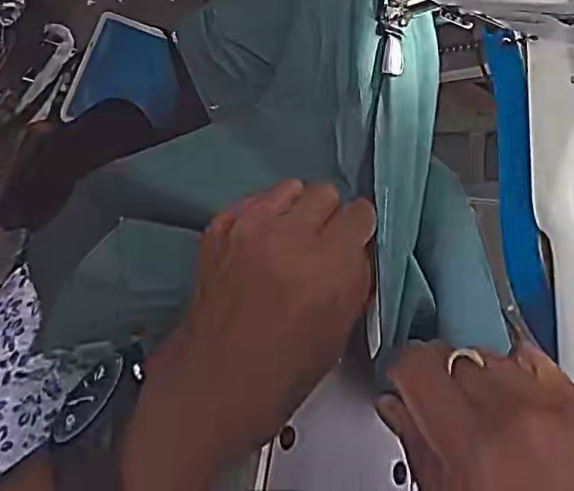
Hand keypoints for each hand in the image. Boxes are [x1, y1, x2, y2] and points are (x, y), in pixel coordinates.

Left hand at [121, 179, 375, 490]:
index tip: (354, 242)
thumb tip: (362, 242)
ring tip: (290, 242)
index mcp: (326, 267)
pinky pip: (256, 201)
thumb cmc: (281, 371)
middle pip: (326, 193)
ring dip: (297, 211)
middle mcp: (288, 238)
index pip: (360, 212)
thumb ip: (357, 274)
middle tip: (321, 246)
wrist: (211, 385)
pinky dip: (263, 218)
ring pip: (292, 188)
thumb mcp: (340, 328)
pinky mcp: (220, 225)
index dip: (359, 230)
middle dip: (329, 218)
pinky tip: (261, 247)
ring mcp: (248, 227)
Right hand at [375, 337, 573, 490]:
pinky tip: (521, 408)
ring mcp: (557, 409)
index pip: (419, 365)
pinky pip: (539, 364)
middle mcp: (516, 415)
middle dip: (446, 380)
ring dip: (485, 379)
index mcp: (475, 446)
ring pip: (496, 356)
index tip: (406, 381)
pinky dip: (525, 377)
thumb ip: (421, 450)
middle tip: (446, 411)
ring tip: (489, 420)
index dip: (406, 373)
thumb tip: (399, 407)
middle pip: (457, 357)